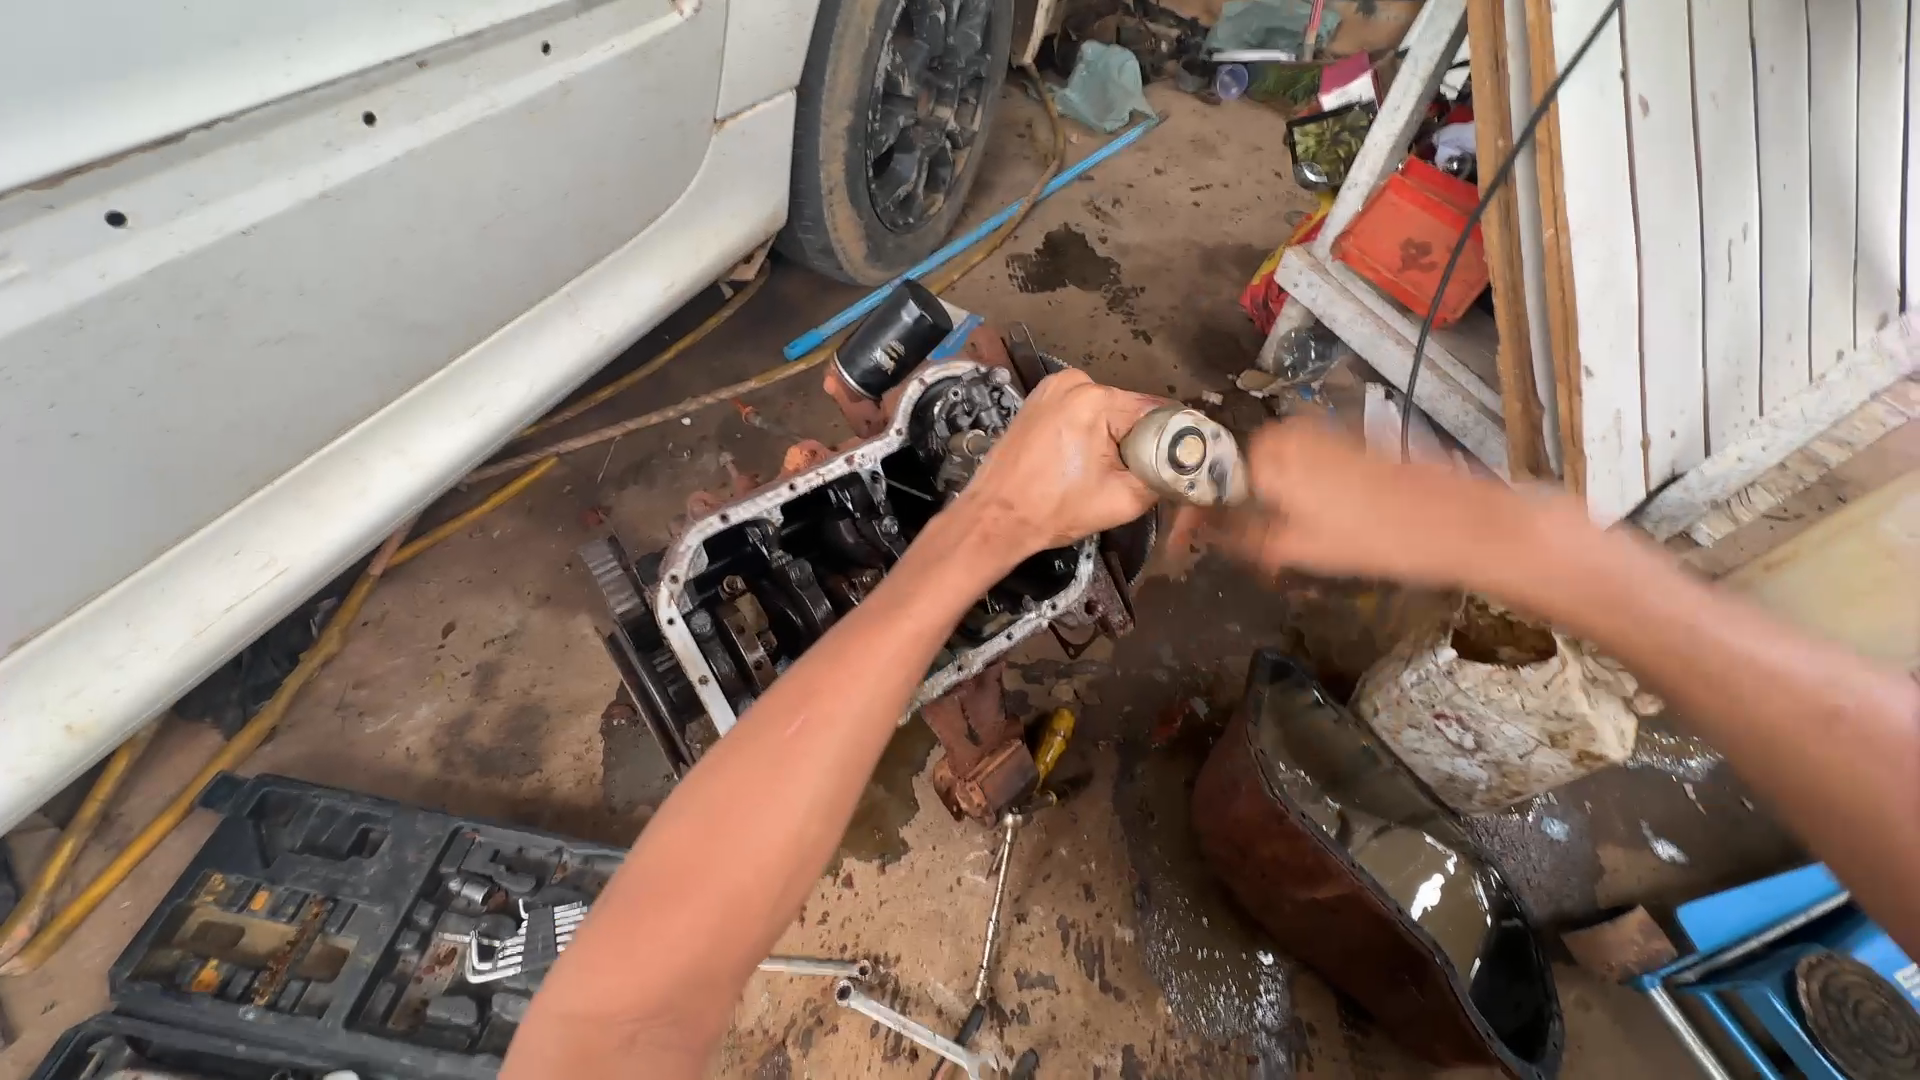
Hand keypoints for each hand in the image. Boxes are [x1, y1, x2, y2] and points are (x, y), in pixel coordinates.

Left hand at [949, 369, 1161, 557]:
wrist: (995, 517)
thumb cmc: (1053, 510)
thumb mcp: (1123, 500)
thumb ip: (1161, 477)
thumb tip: (1180, 468)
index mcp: (1095, 399)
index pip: (1153, 412)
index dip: (1167, 441)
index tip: (1169, 466)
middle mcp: (1073, 383)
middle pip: (1127, 411)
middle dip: (1134, 442)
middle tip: (1126, 477)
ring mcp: (1050, 389)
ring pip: (1103, 413)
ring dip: (1109, 440)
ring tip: (1097, 473)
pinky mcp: (1036, 402)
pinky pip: (1078, 414)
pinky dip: (1086, 435)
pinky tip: (1077, 463)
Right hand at [1213, 420, 1575, 588]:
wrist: (1460, 522)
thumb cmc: (1373, 539)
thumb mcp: (1297, 549)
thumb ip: (1241, 537)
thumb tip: (1200, 534)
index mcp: (1268, 457)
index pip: (1210, 474)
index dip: (1198, 506)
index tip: (1189, 533)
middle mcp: (1289, 434)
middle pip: (1239, 464)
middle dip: (1232, 497)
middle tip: (1236, 536)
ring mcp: (1322, 432)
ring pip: (1271, 460)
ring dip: (1262, 491)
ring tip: (1273, 530)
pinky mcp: (1348, 438)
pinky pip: (1301, 457)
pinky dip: (1292, 482)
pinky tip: (1311, 514)